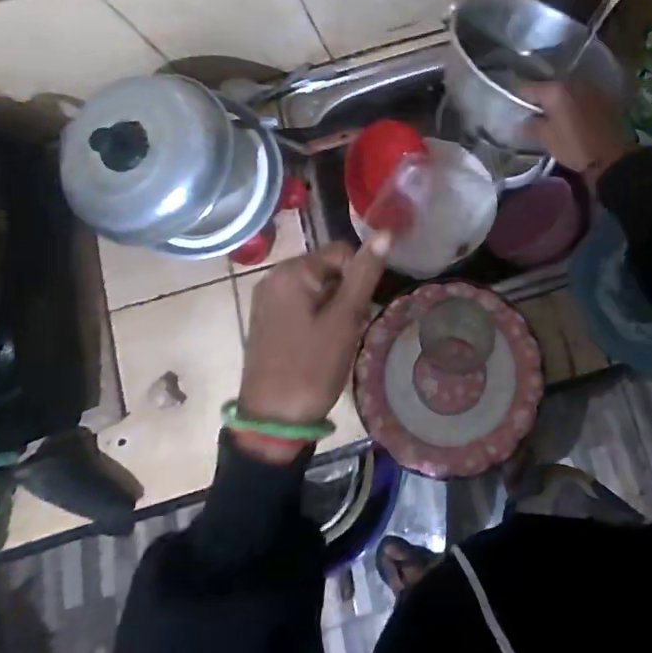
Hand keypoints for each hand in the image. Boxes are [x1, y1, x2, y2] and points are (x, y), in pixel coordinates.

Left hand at [235, 235, 389, 463]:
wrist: (273, 419)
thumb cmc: (312, 368)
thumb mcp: (344, 320)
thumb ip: (364, 275)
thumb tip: (385, 233)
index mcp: (291, 271)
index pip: (341, 252)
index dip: (360, 278)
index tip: (362, 311)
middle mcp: (273, 277)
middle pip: (327, 269)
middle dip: (346, 294)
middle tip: (350, 329)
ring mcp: (266, 299)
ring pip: (316, 289)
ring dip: (333, 308)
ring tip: (337, 340)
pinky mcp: (266, 320)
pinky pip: (300, 305)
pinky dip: (317, 318)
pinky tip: (320, 345)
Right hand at [516, 80, 635, 183]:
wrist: (612, 158)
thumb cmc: (574, 146)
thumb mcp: (546, 138)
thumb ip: (530, 125)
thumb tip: (523, 120)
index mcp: (556, 90)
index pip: (527, 88)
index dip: (517, 98)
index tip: (512, 109)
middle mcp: (574, 82)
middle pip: (548, 88)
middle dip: (539, 100)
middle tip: (531, 115)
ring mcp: (591, 89)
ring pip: (566, 92)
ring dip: (557, 102)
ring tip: (551, 117)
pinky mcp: (604, 99)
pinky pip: (580, 98)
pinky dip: (572, 105)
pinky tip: (570, 118)